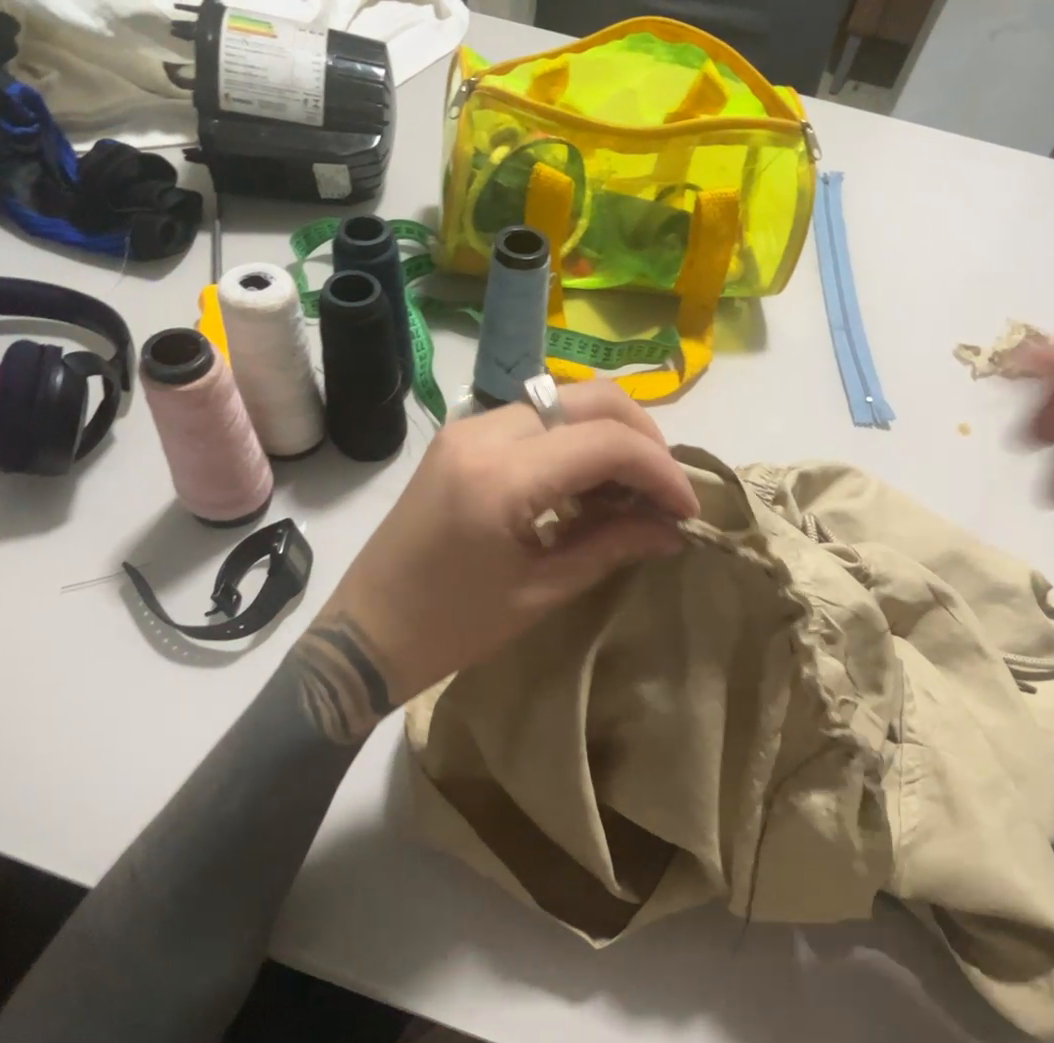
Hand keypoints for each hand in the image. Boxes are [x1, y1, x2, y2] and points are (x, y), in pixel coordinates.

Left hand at [289, 382, 698, 742]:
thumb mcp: (540, 592)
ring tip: (628, 496)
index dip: (661, 472)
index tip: (687, 511)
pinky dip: (570, 443)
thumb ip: (610, 547)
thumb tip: (672, 529)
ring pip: (561, 403)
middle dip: (642, 439)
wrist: (365, 632)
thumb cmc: (451, 628)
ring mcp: (465, 430)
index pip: (607, 442)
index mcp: (502, 475)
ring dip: (607, 438)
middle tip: (663, 493)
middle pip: (589, 399)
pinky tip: (584, 488)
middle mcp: (483, 432)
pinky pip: (531, 422)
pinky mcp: (458, 441)